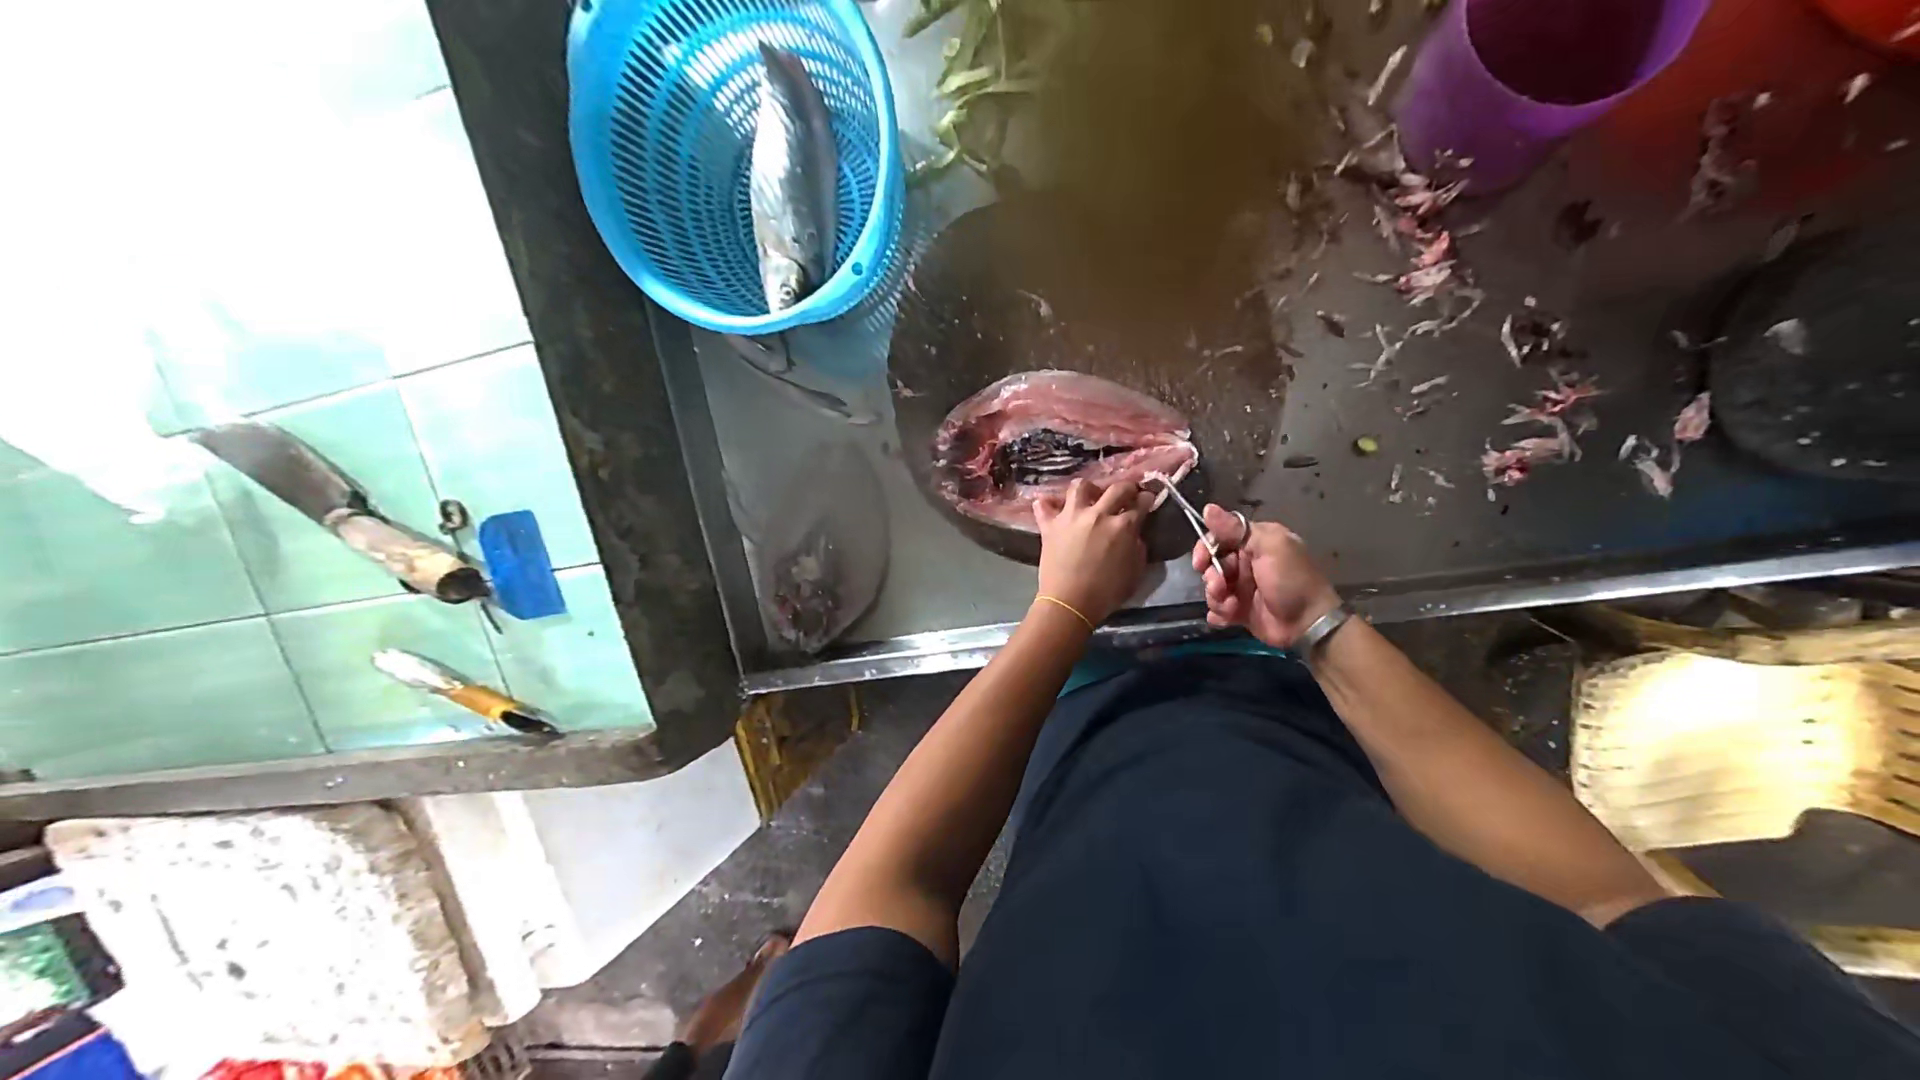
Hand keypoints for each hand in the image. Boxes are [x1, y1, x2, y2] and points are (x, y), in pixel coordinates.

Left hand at [1032, 479, 1152, 626]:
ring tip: (1090, 497)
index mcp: (1123, 526)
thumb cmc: (1106, 593)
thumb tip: (1134, 534)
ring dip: (1088, 489)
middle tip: (1126, 494)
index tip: (1147, 499)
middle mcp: (1098, 514)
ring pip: (1079, 486)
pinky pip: (1043, 505)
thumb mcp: (1136, 571)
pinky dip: (1047, 504)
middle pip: (1116, 488)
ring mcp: (1070, 517)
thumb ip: (1138, 547)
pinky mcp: (1049, 525)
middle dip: (1126, 488)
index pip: (1140, 503)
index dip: (1146, 499)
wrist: (1070, 602)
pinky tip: (1054, 507)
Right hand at [1192, 505, 1341, 648]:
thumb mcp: (1269, 547)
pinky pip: (1217, 609)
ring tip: (1231, 606)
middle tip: (1221, 587)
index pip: (1220, 537)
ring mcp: (1242, 588)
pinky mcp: (1240, 611)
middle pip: (1212, 564)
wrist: (1308, 623)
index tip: (1200, 562)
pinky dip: (1218, 613)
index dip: (1206, 548)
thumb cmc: (1291, 580)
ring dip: (1216, 597)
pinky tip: (1227, 617)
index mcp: (1255, 543)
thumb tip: (1208, 508)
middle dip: (1211, 577)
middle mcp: (1246, 563)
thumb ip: (1237, 528)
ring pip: (1212, 587)